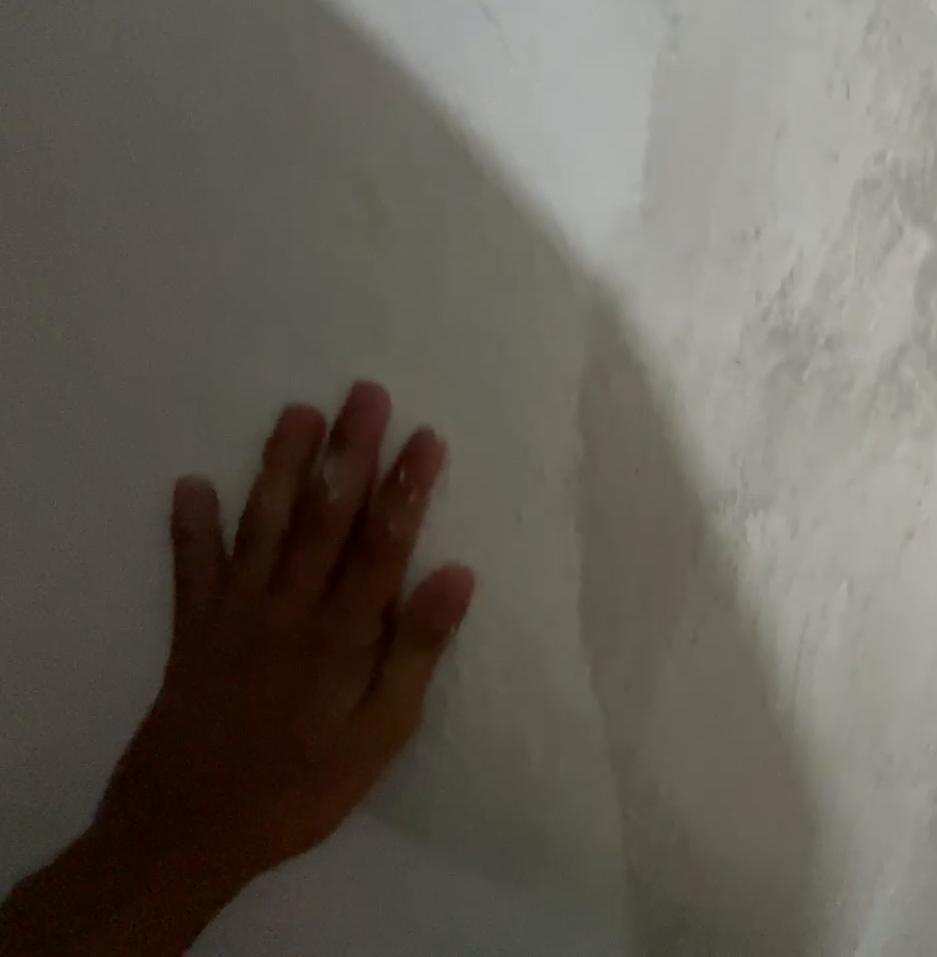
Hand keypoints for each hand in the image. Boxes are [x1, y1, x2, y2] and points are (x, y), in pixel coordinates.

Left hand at [97, 381, 473, 881]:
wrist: (182, 837)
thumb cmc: (307, 780)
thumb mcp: (384, 727)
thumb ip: (417, 647)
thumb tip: (459, 574)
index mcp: (343, 630)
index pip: (383, 542)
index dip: (406, 486)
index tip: (426, 436)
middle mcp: (288, 609)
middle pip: (323, 518)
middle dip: (348, 454)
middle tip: (363, 395)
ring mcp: (233, 617)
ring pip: (261, 529)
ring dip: (280, 469)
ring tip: (296, 414)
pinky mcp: (191, 637)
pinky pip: (189, 574)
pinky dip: (189, 529)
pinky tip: (190, 486)